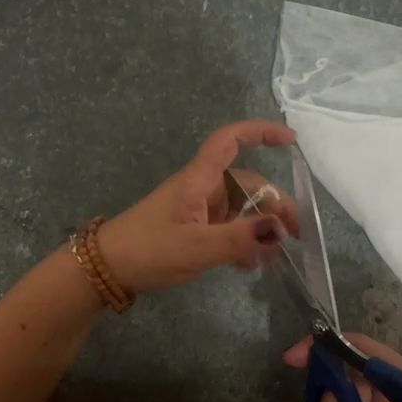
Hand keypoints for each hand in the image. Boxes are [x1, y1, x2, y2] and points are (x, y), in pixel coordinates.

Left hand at [95, 120, 300, 294]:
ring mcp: (196, 210)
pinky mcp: (192, 229)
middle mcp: (200, 189)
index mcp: (198, 180)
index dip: (260, 132)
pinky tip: (252, 265)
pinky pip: (227, 228)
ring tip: (274, 257)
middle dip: (273, 204)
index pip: (230, 140)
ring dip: (260, 228)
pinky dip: (243, 241)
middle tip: (294, 237)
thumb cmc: (148, 250)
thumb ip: (239, 239)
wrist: (107, 269)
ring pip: (240, 209)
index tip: (291, 141)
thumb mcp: (197, 247)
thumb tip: (278, 228)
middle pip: (246, 183)